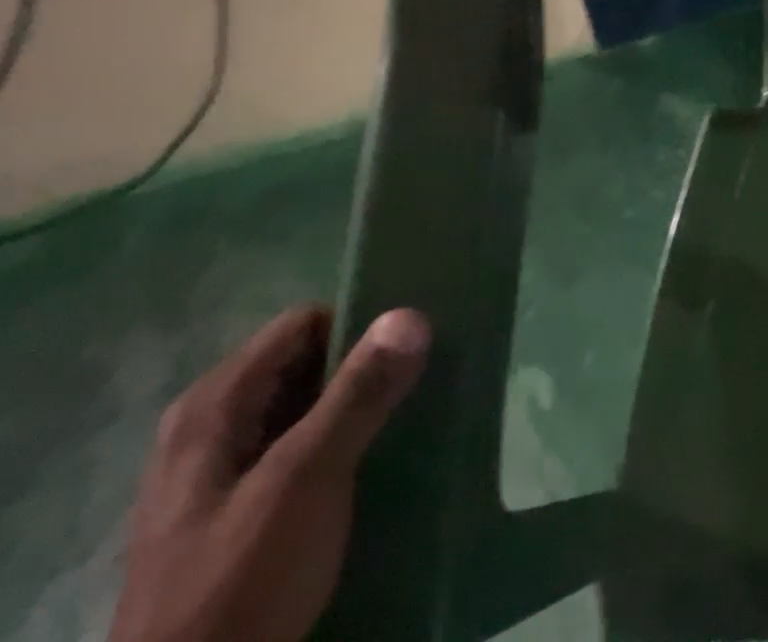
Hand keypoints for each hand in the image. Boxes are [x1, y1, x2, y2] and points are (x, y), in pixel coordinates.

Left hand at [109, 305, 429, 641]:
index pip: (301, 326)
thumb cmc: (244, 574)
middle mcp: (213, 428)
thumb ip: (357, 397)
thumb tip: (411, 315)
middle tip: (432, 377)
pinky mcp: (245, 508)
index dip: (361, 324)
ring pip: (308, 410)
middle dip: (368, 366)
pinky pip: (305, 450)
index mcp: (215, 408)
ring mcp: (225, 471)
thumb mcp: (306, 478)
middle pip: (305, 366)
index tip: (422, 340)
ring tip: (421, 415)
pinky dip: (347, 444)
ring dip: (362, 407)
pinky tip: (384, 463)